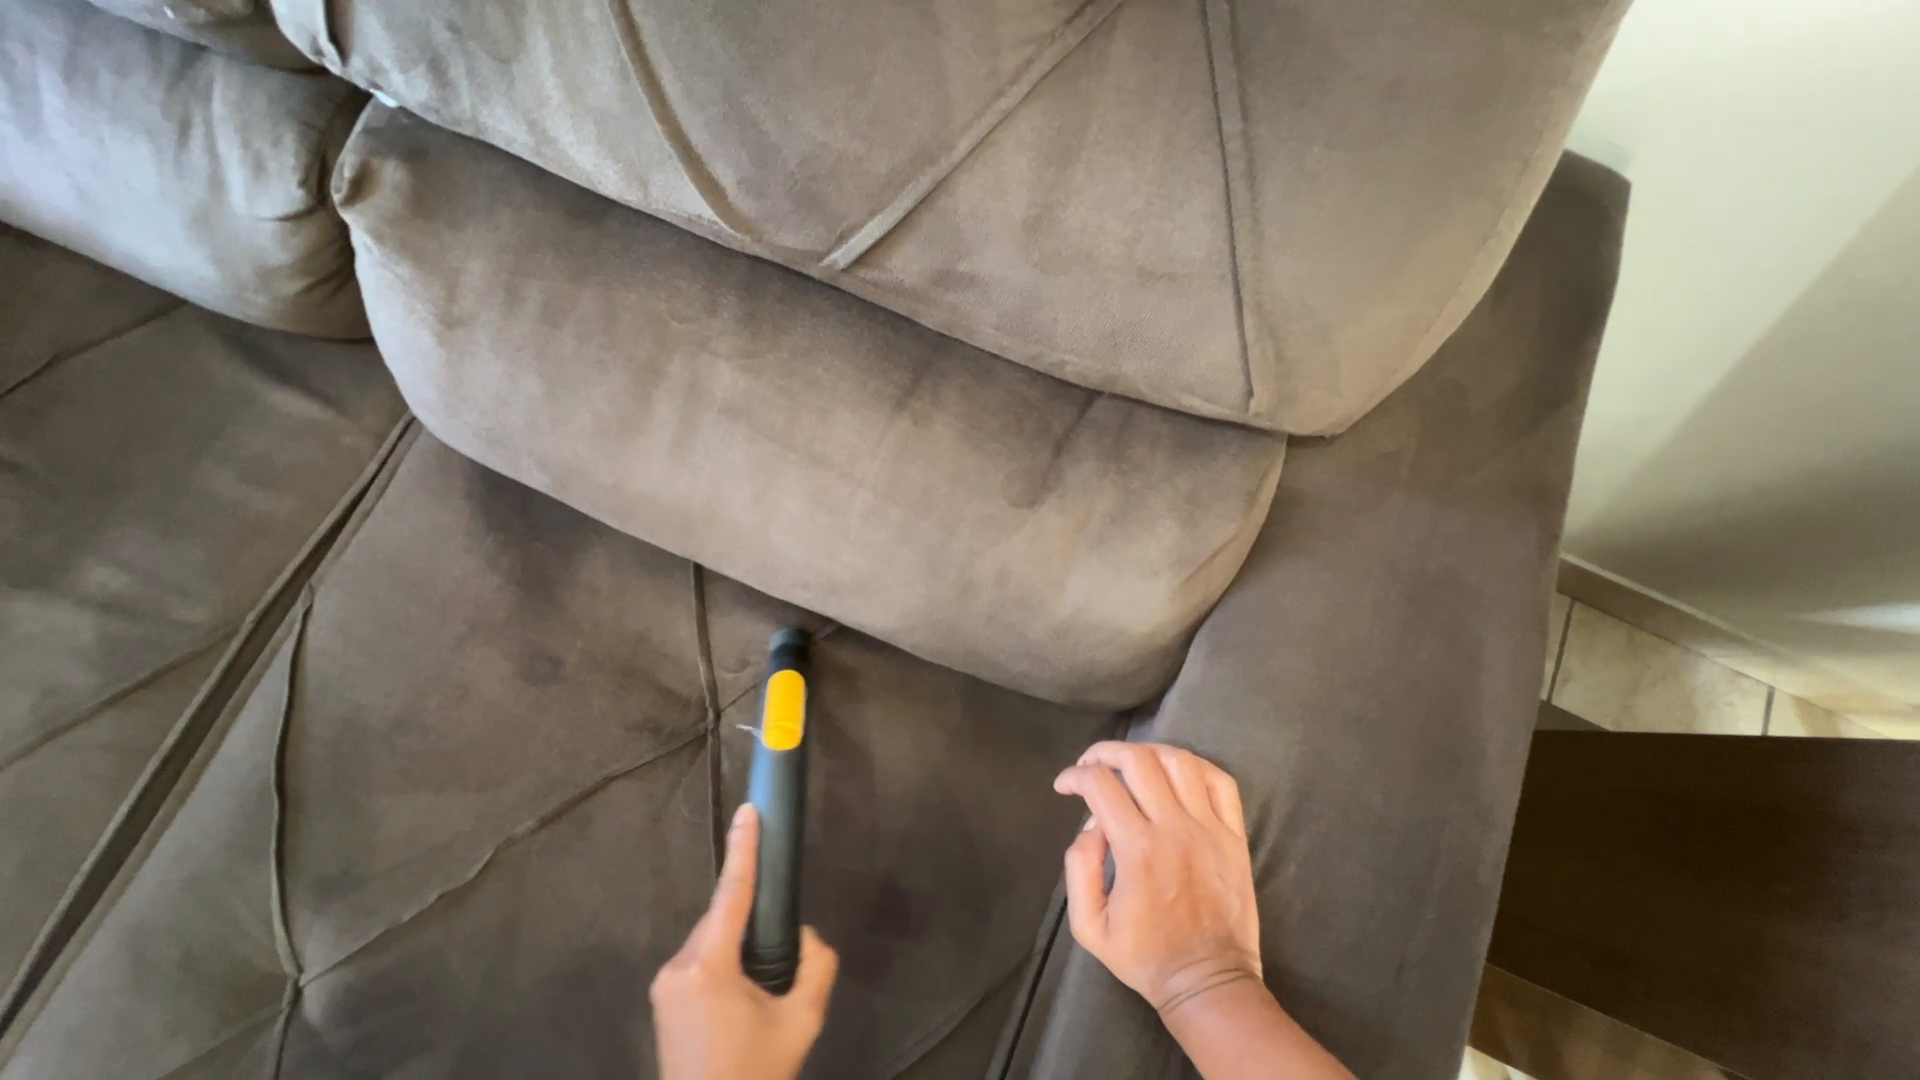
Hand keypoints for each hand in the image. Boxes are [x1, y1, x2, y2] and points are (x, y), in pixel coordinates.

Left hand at [650, 805, 838, 1079]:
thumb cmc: (756, 1073)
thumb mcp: (802, 1021)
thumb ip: (816, 965)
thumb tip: (806, 935)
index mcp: (710, 967)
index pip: (732, 894)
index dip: (743, 849)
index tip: (749, 811)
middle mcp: (679, 966)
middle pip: (722, 917)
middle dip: (750, 916)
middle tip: (777, 946)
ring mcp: (665, 984)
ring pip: (710, 937)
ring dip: (737, 942)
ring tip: (761, 985)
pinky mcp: (663, 1000)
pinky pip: (700, 957)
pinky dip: (724, 958)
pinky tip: (741, 991)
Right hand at [1054, 741, 1261, 1016]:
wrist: (1208, 981)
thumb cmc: (1145, 956)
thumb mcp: (1089, 927)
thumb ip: (1079, 869)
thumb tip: (1090, 825)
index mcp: (1136, 850)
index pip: (1099, 785)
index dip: (1074, 776)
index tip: (1065, 786)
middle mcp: (1174, 829)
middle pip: (1138, 760)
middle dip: (1105, 751)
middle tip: (1090, 764)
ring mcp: (1210, 829)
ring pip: (1179, 761)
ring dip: (1148, 752)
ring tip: (1131, 763)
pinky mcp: (1234, 836)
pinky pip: (1220, 782)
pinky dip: (1195, 765)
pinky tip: (1175, 771)